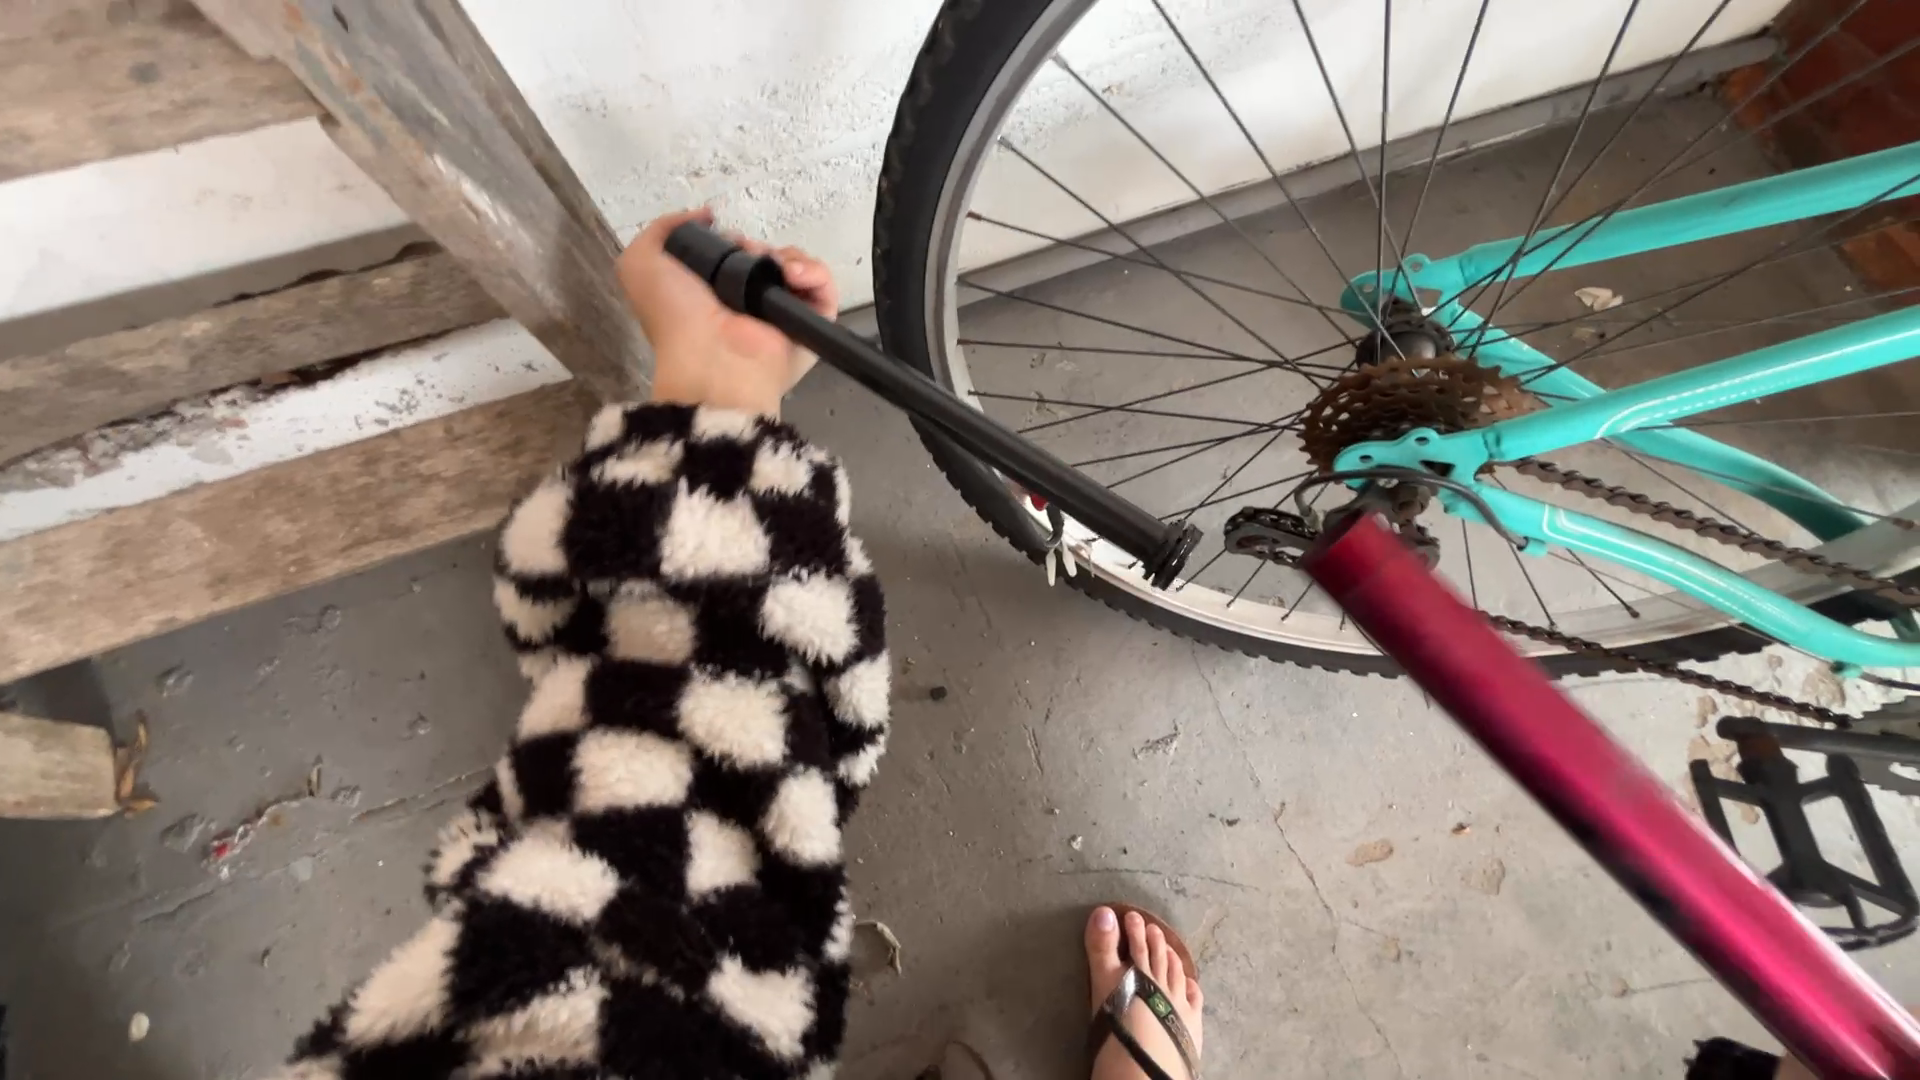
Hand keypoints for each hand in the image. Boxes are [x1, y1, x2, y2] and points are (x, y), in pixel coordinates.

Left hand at [617, 207, 838, 416]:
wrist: (711, 358)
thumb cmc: (676, 316)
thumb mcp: (643, 262)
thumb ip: (665, 228)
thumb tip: (707, 215)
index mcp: (717, 295)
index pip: (739, 257)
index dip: (734, 239)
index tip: (727, 238)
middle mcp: (753, 305)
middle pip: (771, 259)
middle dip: (762, 246)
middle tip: (749, 253)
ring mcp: (785, 316)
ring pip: (799, 269)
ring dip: (788, 256)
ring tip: (774, 266)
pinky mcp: (813, 325)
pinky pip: (824, 289)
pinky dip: (815, 272)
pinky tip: (793, 275)